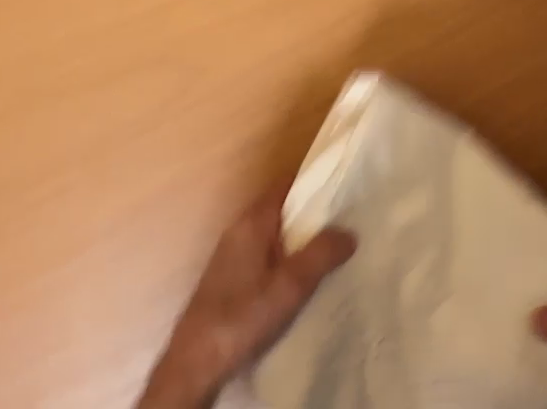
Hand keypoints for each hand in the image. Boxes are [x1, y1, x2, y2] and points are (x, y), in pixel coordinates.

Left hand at [137, 183, 356, 408]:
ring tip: (332, 249)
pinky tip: (303, 280)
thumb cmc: (243, 316)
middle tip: (346, 221)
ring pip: (274, 234)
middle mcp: (238, 231)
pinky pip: (266, 255)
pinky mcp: (229, 280)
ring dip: (299, 239)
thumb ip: (321, 254)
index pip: (285, 185)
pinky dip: (286, 258)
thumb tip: (349, 232)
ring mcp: (231, 256)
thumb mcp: (291, 285)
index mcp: (252, 222)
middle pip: (281, 209)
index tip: (343, 188)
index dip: (314, 182)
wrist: (196, 363)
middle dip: (312, 213)